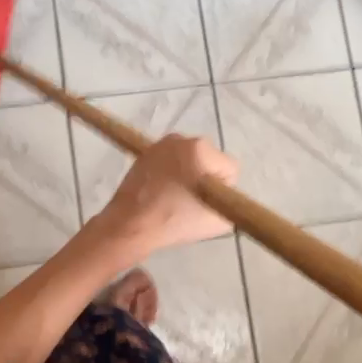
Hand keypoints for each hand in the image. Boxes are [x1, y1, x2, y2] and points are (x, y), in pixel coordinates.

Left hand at [88, 135, 237, 255]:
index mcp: (200, 149)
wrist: (130, 223)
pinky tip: (163, 191)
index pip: (229, 168)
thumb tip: (224, 196)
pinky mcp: (146, 152)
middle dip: (206, 178)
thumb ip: (231, 203)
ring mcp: (160, 144)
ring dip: (189, 174)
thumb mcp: (219, 221)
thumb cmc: (175, 221)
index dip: (224, 190)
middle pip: (209, 160)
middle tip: (192, 202)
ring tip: (176, 198)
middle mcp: (181, 139)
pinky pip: (171, 162)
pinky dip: (172, 173)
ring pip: (190, 160)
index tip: (208, 204)